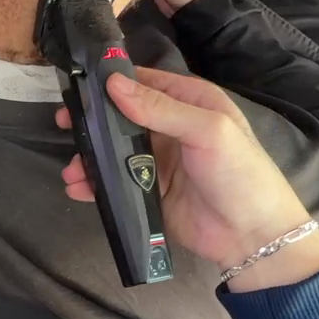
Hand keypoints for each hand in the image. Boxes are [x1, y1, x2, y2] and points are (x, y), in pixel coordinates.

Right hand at [58, 67, 318, 290]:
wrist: (253, 237)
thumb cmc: (239, 172)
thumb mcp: (206, 131)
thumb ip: (159, 108)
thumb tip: (113, 83)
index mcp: (190, 102)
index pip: (144, 81)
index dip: (112, 81)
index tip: (79, 84)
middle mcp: (171, 127)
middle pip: (122, 116)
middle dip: (92, 121)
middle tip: (64, 123)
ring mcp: (158, 161)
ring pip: (114, 151)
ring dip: (90, 158)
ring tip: (70, 170)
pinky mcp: (149, 191)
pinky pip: (116, 182)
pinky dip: (95, 185)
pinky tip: (79, 189)